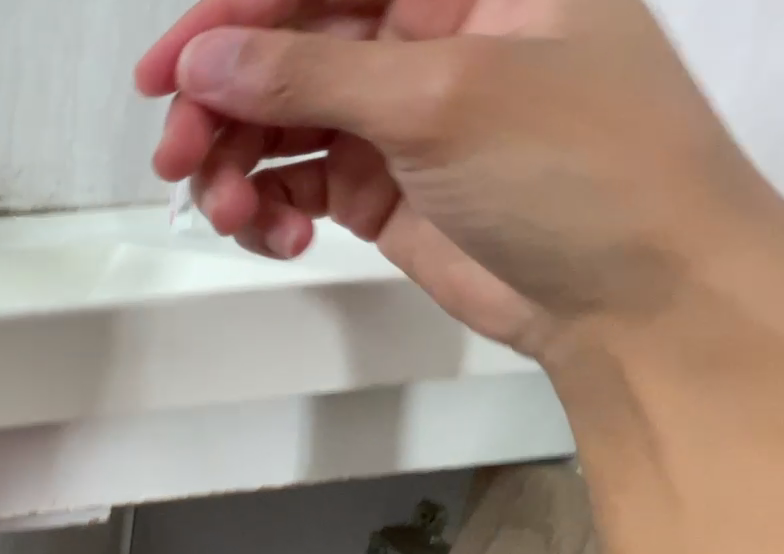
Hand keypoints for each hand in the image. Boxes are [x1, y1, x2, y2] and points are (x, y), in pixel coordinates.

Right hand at [135, 0, 783, 361]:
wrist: (626, 294)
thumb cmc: (571, 167)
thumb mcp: (438, 101)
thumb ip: (309, 76)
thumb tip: (198, 61)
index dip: (228, 19)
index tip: (159, 78)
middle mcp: (415, 40)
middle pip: (277, 58)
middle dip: (218, 113)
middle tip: (177, 168)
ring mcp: (387, 117)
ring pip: (269, 128)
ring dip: (235, 174)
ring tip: (238, 218)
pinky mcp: (368, 186)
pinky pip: (287, 186)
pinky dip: (267, 212)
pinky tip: (281, 241)